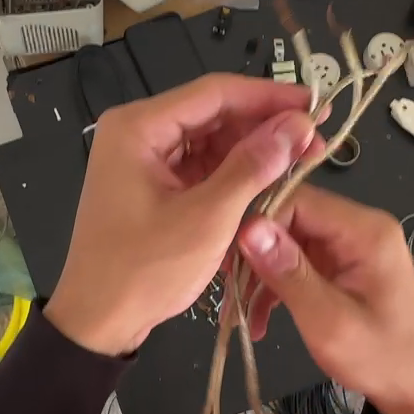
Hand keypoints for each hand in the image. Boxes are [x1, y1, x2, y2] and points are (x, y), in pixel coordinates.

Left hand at [46, 75, 317, 355]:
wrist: (97, 321)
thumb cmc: (143, 271)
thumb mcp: (206, 218)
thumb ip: (253, 167)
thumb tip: (298, 126)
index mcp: (138, 128)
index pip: (214, 93)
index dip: (269, 97)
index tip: (315, 105)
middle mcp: (137, 133)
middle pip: (213, 114)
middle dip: (264, 127)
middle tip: (315, 142)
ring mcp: (142, 161)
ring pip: (210, 142)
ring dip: (252, 152)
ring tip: (301, 162)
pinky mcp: (151, 186)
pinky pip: (200, 168)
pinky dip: (233, 175)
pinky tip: (268, 182)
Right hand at [234, 185, 413, 413]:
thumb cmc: (378, 357)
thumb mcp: (328, 319)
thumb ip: (288, 272)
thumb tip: (248, 227)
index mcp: (364, 231)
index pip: (298, 199)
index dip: (260, 224)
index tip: (232, 261)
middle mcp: (359, 228)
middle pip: (291, 218)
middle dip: (256, 253)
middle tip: (229, 288)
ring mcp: (348, 247)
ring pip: (288, 241)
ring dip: (261, 275)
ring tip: (240, 311)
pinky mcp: (339, 266)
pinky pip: (297, 262)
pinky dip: (276, 287)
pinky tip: (259, 318)